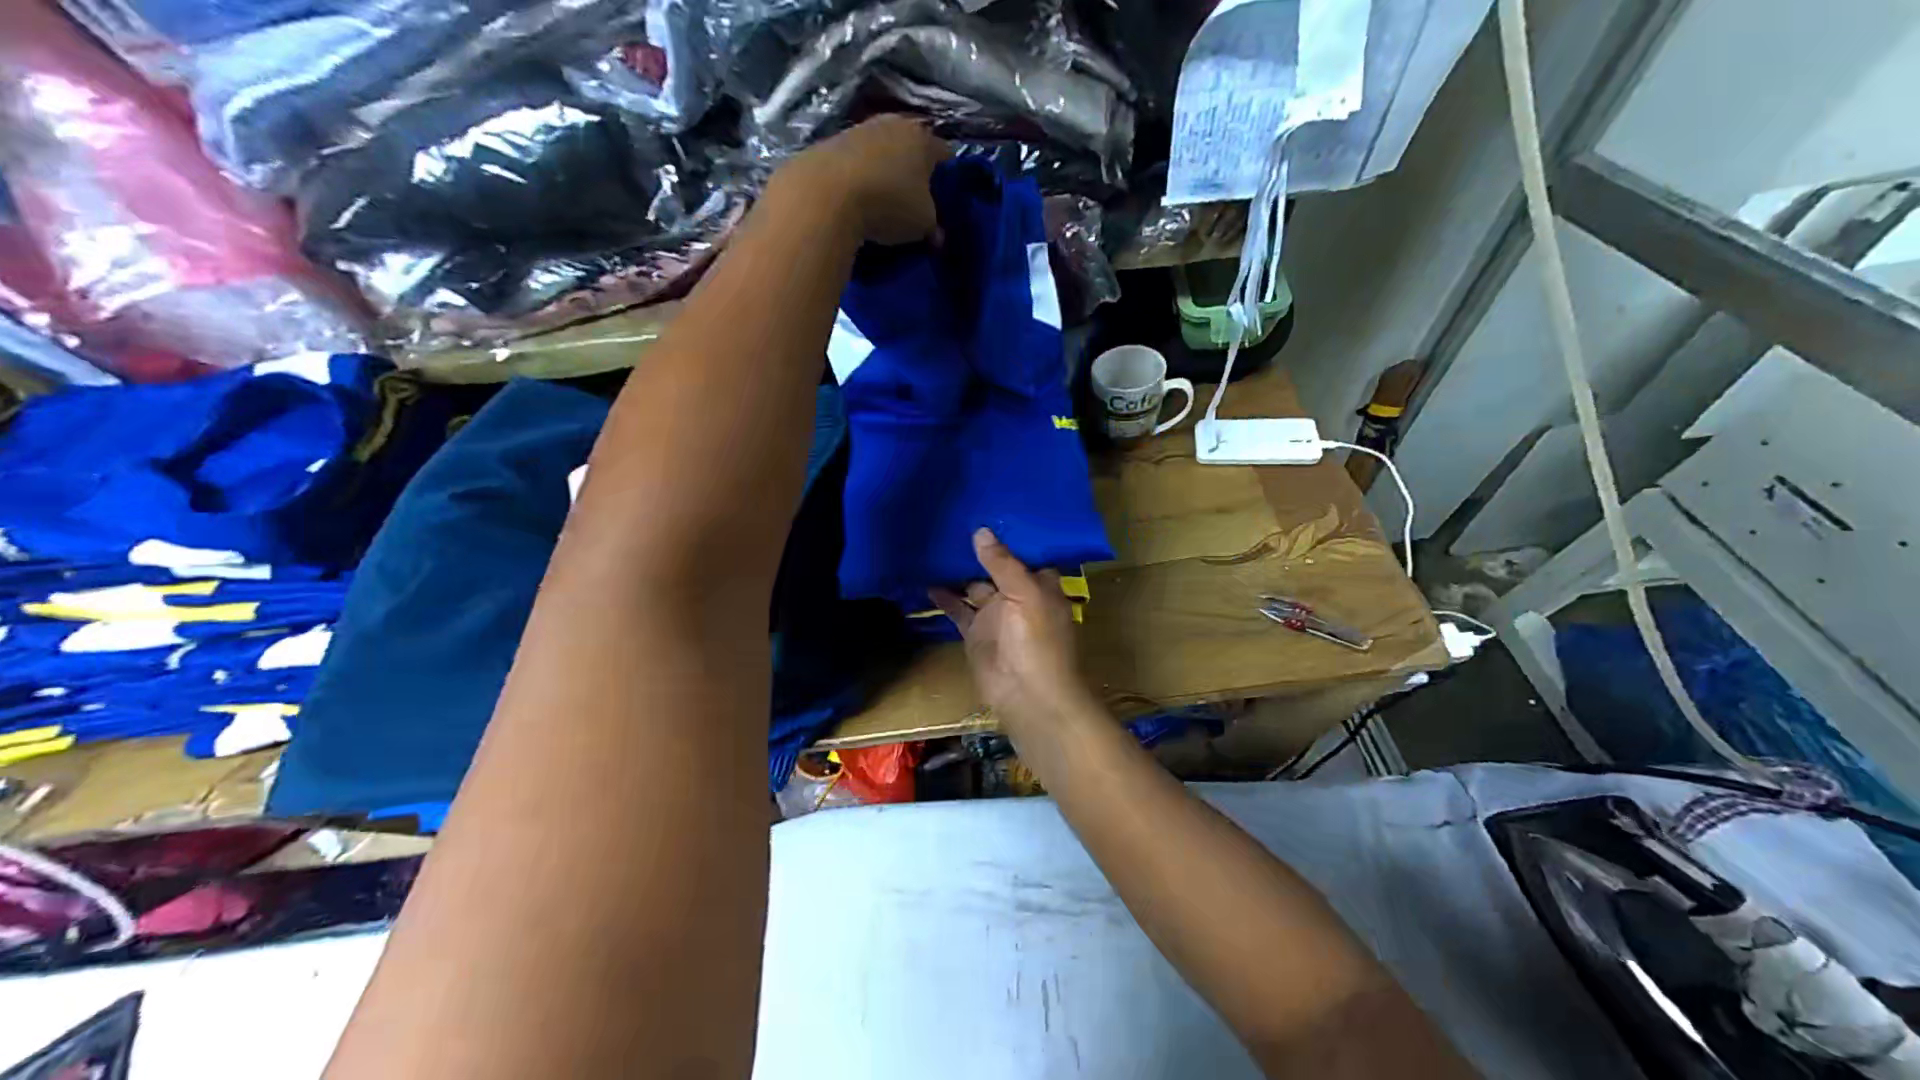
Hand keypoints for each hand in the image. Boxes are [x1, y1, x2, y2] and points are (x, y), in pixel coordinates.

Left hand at [776, 115, 948, 244]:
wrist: (826, 194)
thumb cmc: (889, 205)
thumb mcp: (923, 224)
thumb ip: (934, 225)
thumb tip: (936, 234)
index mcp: (924, 138)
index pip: (946, 156)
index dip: (948, 180)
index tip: (944, 202)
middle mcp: (894, 123)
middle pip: (912, 147)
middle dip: (914, 172)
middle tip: (914, 201)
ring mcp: (860, 128)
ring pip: (882, 151)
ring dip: (884, 171)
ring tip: (881, 202)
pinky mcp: (830, 141)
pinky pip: (855, 161)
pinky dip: (859, 176)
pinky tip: (855, 199)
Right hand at [932, 529, 1095, 737]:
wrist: (1028, 695)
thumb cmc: (1038, 640)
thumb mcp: (1025, 594)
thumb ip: (1003, 563)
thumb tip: (981, 531)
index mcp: (1040, 584)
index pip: (1026, 551)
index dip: (1010, 533)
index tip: (989, 506)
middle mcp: (1018, 595)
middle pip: (997, 566)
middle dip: (980, 548)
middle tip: (953, 517)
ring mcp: (995, 614)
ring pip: (974, 585)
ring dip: (958, 570)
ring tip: (934, 543)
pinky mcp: (975, 632)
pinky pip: (957, 609)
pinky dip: (943, 597)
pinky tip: (925, 579)